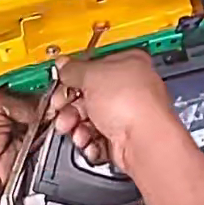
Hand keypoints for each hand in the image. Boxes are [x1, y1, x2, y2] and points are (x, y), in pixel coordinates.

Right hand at [52, 50, 180, 172]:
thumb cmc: (131, 104)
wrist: (143, 141)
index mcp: (128, 63)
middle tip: (60, 107)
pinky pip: (95, 137)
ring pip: (89, 118)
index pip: (93, 65)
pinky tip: (86, 139)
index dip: (73, 74)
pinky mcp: (122, 138)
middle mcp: (129, 88)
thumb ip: (73, 70)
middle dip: (69, 103)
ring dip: (74, 123)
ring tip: (71, 127)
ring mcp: (126, 114)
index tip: (60, 81)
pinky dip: (87, 139)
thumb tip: (64, 66)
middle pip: (88, 94)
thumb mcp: (91, 76)